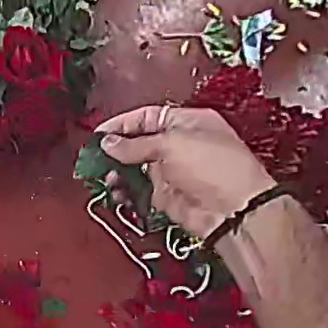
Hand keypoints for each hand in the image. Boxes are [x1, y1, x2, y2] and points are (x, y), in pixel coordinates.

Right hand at [97, 105, 277, 239]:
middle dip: (115, 149)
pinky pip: (138, 191)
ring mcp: (172, 171)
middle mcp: (179, 145)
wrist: (233, 210)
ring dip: (117, 171)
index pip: (147, 117)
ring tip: (103, 175)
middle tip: (94, 157)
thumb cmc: (215, 167)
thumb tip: (109, 143)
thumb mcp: (171, 143)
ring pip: (135, 168)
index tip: (99, 134)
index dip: (122, 124)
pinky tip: (115, 191)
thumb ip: (136, 144)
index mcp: (187, 122)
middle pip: (138, 143)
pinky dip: (124, 191)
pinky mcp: (166, 196)